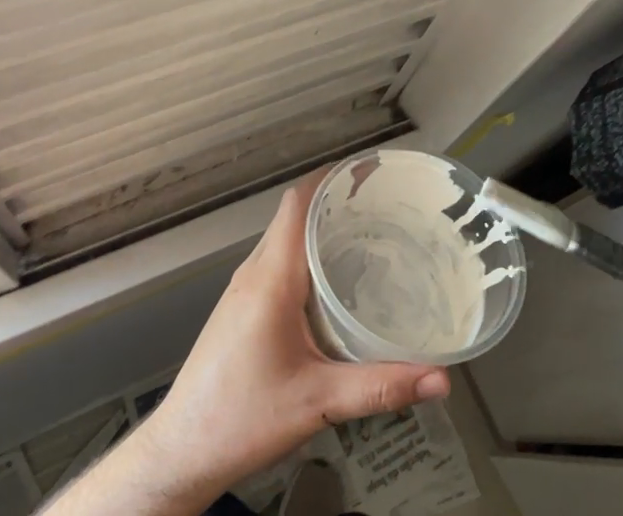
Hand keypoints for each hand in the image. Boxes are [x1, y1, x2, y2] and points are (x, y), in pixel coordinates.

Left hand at [138, 170, 451, 502]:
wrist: (182, 451)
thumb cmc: (240, 419)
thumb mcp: (318, 403)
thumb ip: (381, 387)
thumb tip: (441, 380)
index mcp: (270, 279)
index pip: (297, 204)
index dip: (331, 178)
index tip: (369, 170)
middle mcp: (253, 274)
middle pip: (294, 215)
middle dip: (336, 199)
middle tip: (386, 202)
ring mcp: (243, 290)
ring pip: (285, 239)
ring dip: (322, 227)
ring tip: (371, 233)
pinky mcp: (241, 309)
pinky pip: (279, 262)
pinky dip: (309, 255)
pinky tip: (338, 281)